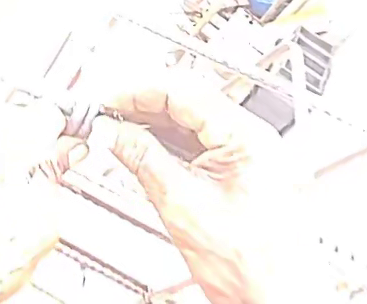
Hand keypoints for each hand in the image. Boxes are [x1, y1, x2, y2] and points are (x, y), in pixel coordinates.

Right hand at [99, 74, 296, 303]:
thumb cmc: (254, 274)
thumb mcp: (181, 205)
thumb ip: (141, 157)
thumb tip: (110, 131)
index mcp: (247, 137)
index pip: (181, 91)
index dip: (138, 94)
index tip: (110, 102)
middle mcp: (256, 139)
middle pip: (188, 101)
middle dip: (144, 107)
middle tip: (111, 116)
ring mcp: (254, 155)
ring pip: (193, 120)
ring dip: (155, 123)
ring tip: (123, 132)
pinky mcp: (247, 173)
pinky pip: (202, 141)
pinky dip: (171, 142)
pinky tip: (149, 150)